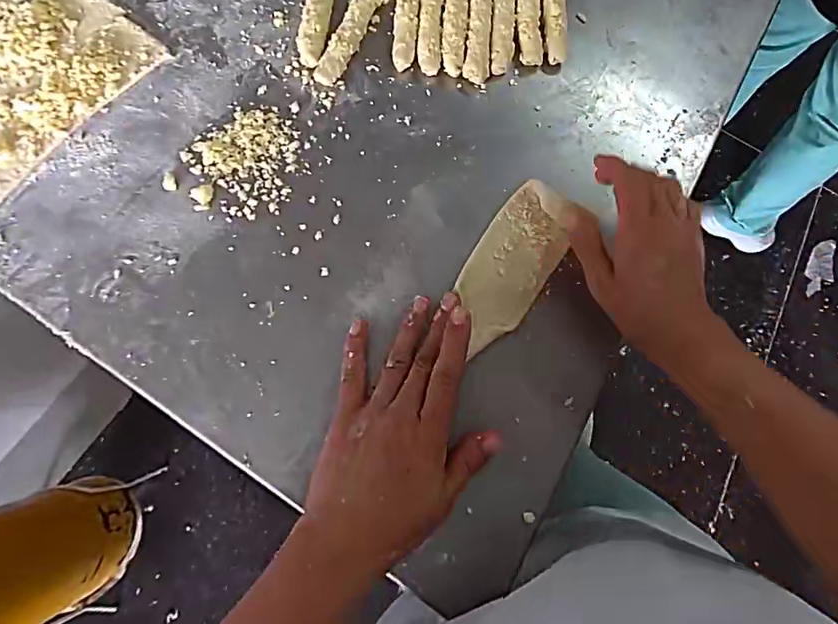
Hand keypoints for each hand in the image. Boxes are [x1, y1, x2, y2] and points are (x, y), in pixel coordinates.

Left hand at [298, 292, 503, 577]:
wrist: (343, 538)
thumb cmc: (395, 523)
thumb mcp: (441, 499)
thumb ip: (467, 461)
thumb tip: (495, 436)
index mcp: (427, 433)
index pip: (446, 377)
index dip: (455, 342)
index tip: (461, 316)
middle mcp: (401, 414)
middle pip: (423, 362)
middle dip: (437, 327)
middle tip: (447, 299)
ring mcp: (371, 411)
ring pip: (395, 362)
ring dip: (408, 330)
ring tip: (418, 304)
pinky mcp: (346, 416)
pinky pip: (352, 376)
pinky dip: (356, 349)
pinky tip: (360, 327)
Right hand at [565, 155, 735, 372]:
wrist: (684, 333)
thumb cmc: (640, 311)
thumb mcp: (601, 282)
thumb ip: (586, 243)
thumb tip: (573, 214)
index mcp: (639, 228)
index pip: (630, 180)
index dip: (613, 166)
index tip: (597, 166)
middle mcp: (665, 222)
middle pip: (649, 178)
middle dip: (626, 170)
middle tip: (606, 178)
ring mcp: (683, 228)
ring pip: (669, 186)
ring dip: (647, 179)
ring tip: (629, 188)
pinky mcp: (694, 237)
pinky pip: (684, 202)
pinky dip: (668, 194)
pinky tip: (657, 206)